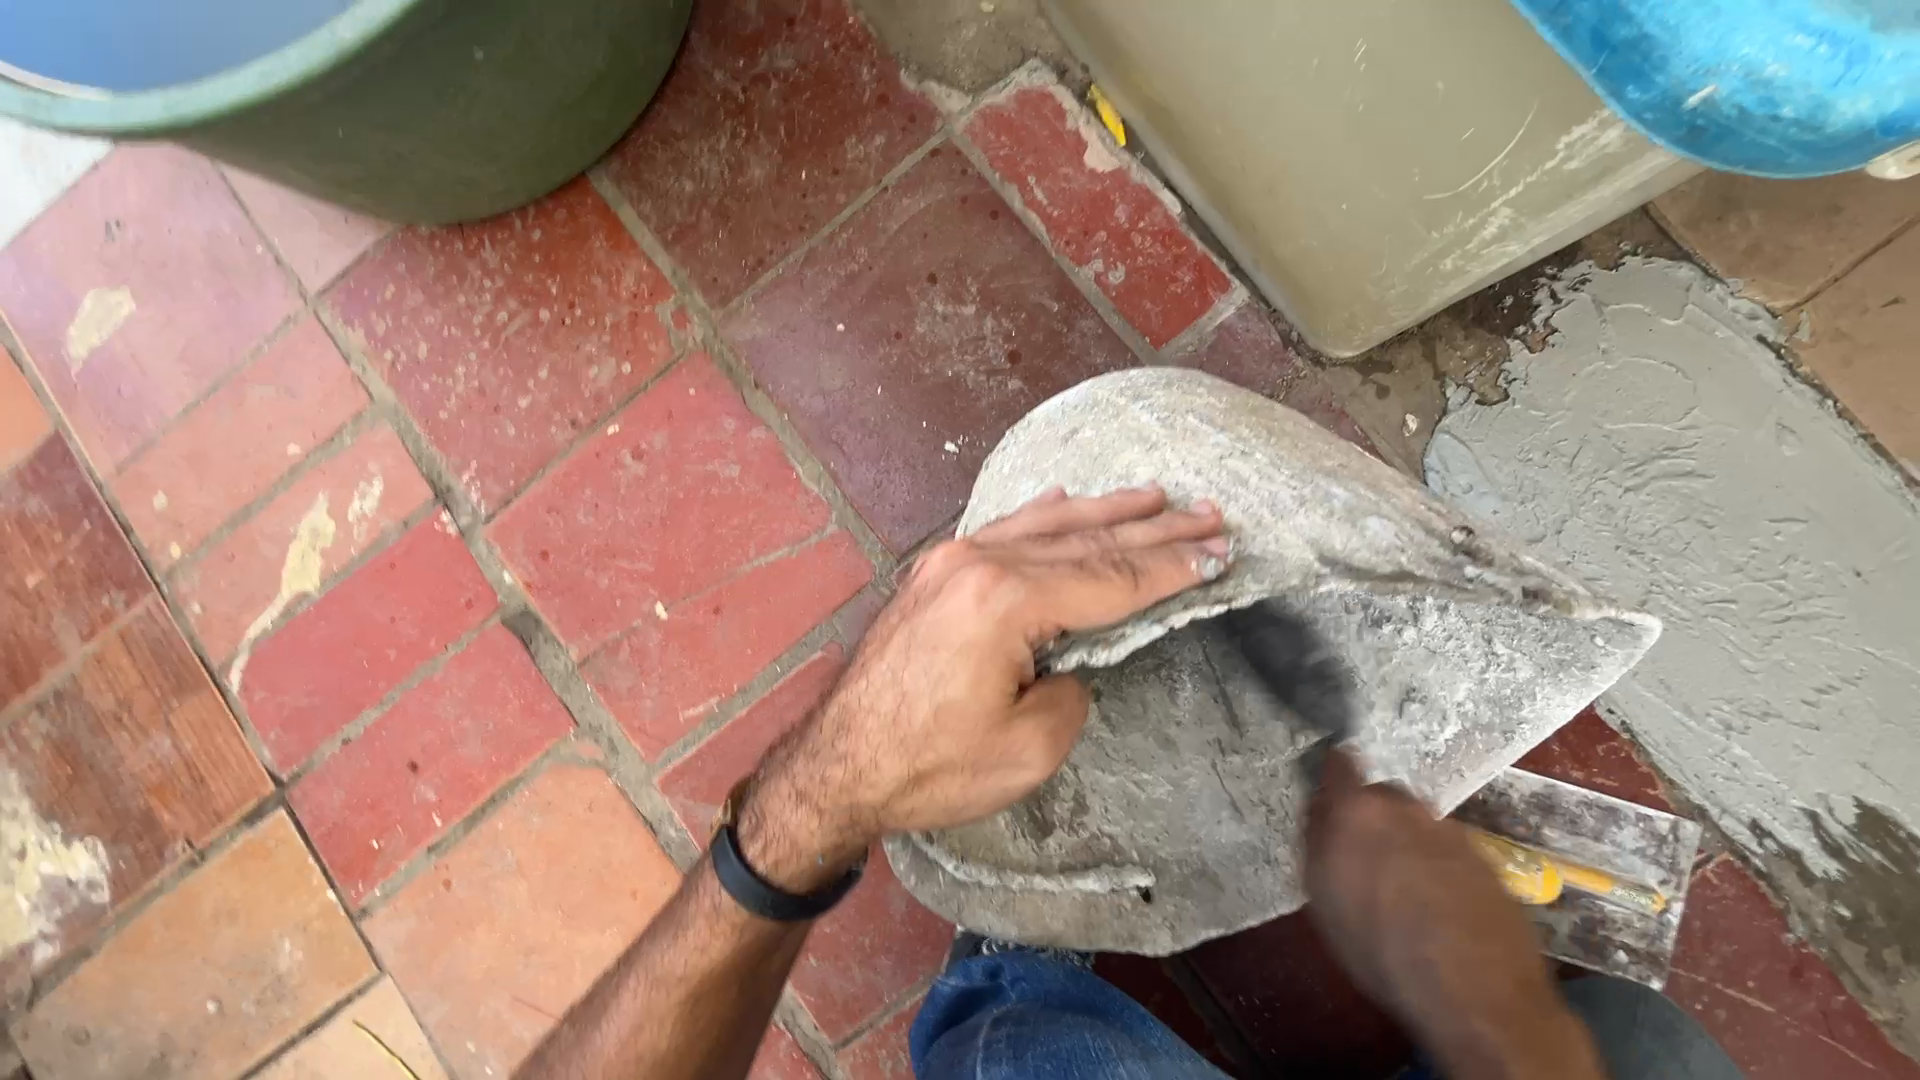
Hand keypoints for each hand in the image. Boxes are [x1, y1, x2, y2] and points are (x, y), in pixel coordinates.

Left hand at [740, 486, 1229, 890]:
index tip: (1220, 554)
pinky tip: (1065, 499)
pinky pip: (1001, 531)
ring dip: (1104, 512)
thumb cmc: (930, 767)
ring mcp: (951, 562)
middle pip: (1085, 543)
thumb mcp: (1027, 749)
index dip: (1170, 570)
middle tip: (1208, 514)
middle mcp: (978, 564)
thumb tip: (1068, 658)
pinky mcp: (934, 573)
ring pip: (1044, 526)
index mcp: (1005, 603)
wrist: (838, 765)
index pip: (1110, 580)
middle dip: (1153, 531)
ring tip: (1154, 496)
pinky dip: (1040, 515)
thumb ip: (1070, 689)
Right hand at [1305, 750, 1605, 1078]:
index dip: (1332, 775)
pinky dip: (1438, 866)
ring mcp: (1452, 832)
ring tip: (1403, 888)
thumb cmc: (1380, 946)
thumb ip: (1316, 841)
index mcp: (1358, 810)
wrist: (1479, 996)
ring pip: (1417, 823)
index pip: (1340, 763)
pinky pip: (1448, 851)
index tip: (1328, 797)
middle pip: (1380, 795)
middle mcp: (1407, 808)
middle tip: (1362, 856)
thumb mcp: (1323, 897)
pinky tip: (1438, 906)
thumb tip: (1318, 811)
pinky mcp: (1488, 860)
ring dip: (1406, 841)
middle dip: (1370, 816)